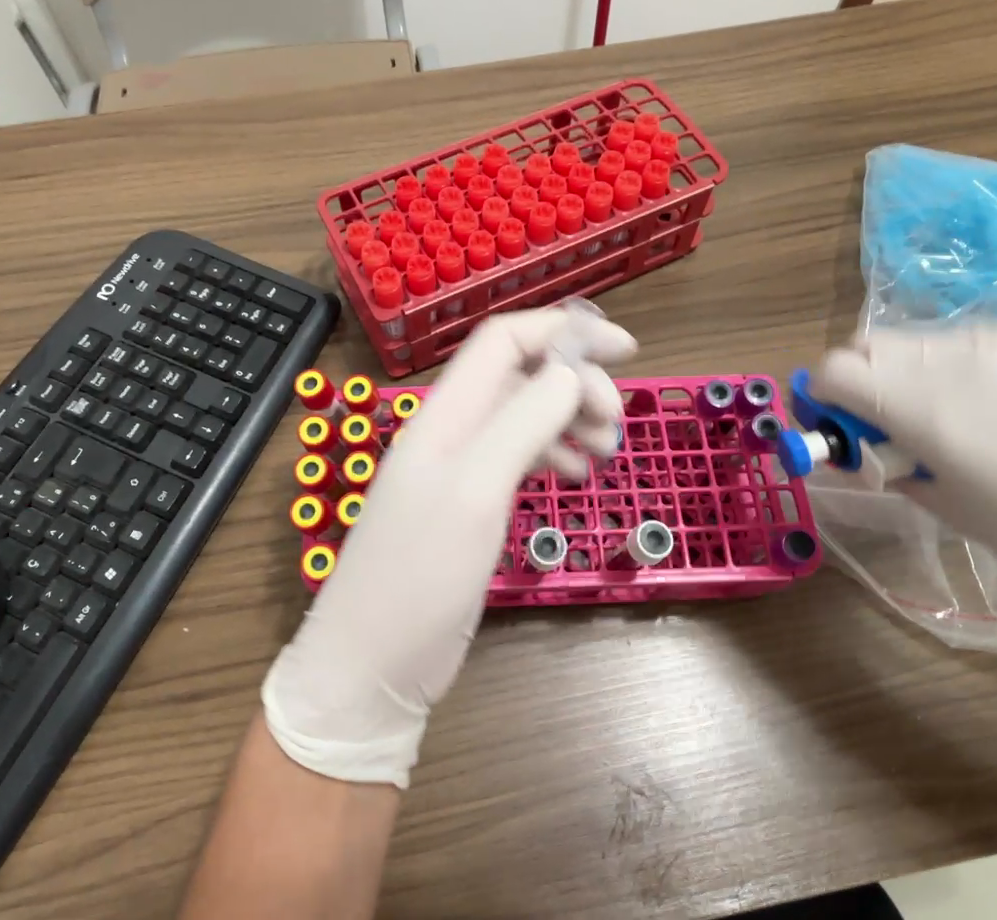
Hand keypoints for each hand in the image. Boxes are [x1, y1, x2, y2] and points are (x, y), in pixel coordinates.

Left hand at [262, 306, 636, 786]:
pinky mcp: (466, 508)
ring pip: (523, 418)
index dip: (564, 331)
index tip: (626, 349)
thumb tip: (570, 372)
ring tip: (606, 453)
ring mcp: (457, 472)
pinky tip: (574, 475)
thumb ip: (520, 424)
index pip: (504, 341)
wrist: (369, 665)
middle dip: (575, 384)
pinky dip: (552, 455)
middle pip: (520, 376)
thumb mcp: (474, 494)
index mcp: (445, 417)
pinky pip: (517, 459)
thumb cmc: (418, 579)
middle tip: (616, 426)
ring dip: (569, 421)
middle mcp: (450, 433)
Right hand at [812, 327, 996, 656]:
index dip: (826, 399)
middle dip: (865, 380)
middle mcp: (961, 359)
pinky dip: (970, 368)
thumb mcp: (956, 511)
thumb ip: (895, 466)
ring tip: (964, 423)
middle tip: (893, 428)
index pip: (835, 369)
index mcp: (929, 407)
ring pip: (927, 340)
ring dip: (917, 373)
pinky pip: (985, 342)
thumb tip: (867, 445)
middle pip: (872, 342)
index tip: (844, 430)